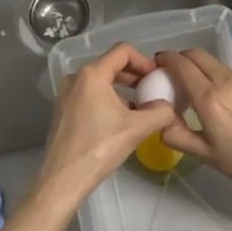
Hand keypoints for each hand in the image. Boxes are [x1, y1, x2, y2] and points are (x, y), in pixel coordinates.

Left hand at [36, 44, 177, 204]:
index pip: (122, 51)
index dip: (144, 61)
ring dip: (122, 90)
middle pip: (110, 65)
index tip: (157, 77)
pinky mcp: (62, 110)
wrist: (63, 179)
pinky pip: (89, 95)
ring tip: (139, 109)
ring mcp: (65, 94)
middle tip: (152, 92)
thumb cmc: (100, 148)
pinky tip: (119, 121)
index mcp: (91, 75)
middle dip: (134, 76)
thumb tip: (168, 106)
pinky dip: (107, 100)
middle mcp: (75, 78)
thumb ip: (160, 112)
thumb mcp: (137, 128)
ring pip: (100, 82)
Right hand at [155, 49, 231, 203]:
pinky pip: (228, 71)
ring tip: (193, 87)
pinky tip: (217, 97)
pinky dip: (214, 75)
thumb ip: (177, 135)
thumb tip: (162, 119)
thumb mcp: (205, 155)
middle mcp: (225, 81)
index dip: (165, 60)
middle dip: (180, 58)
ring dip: (198, 66)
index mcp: (209, 99)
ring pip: (213, 62)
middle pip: (196, 55)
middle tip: (171, 73)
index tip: (156, 65)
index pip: (181, 65)